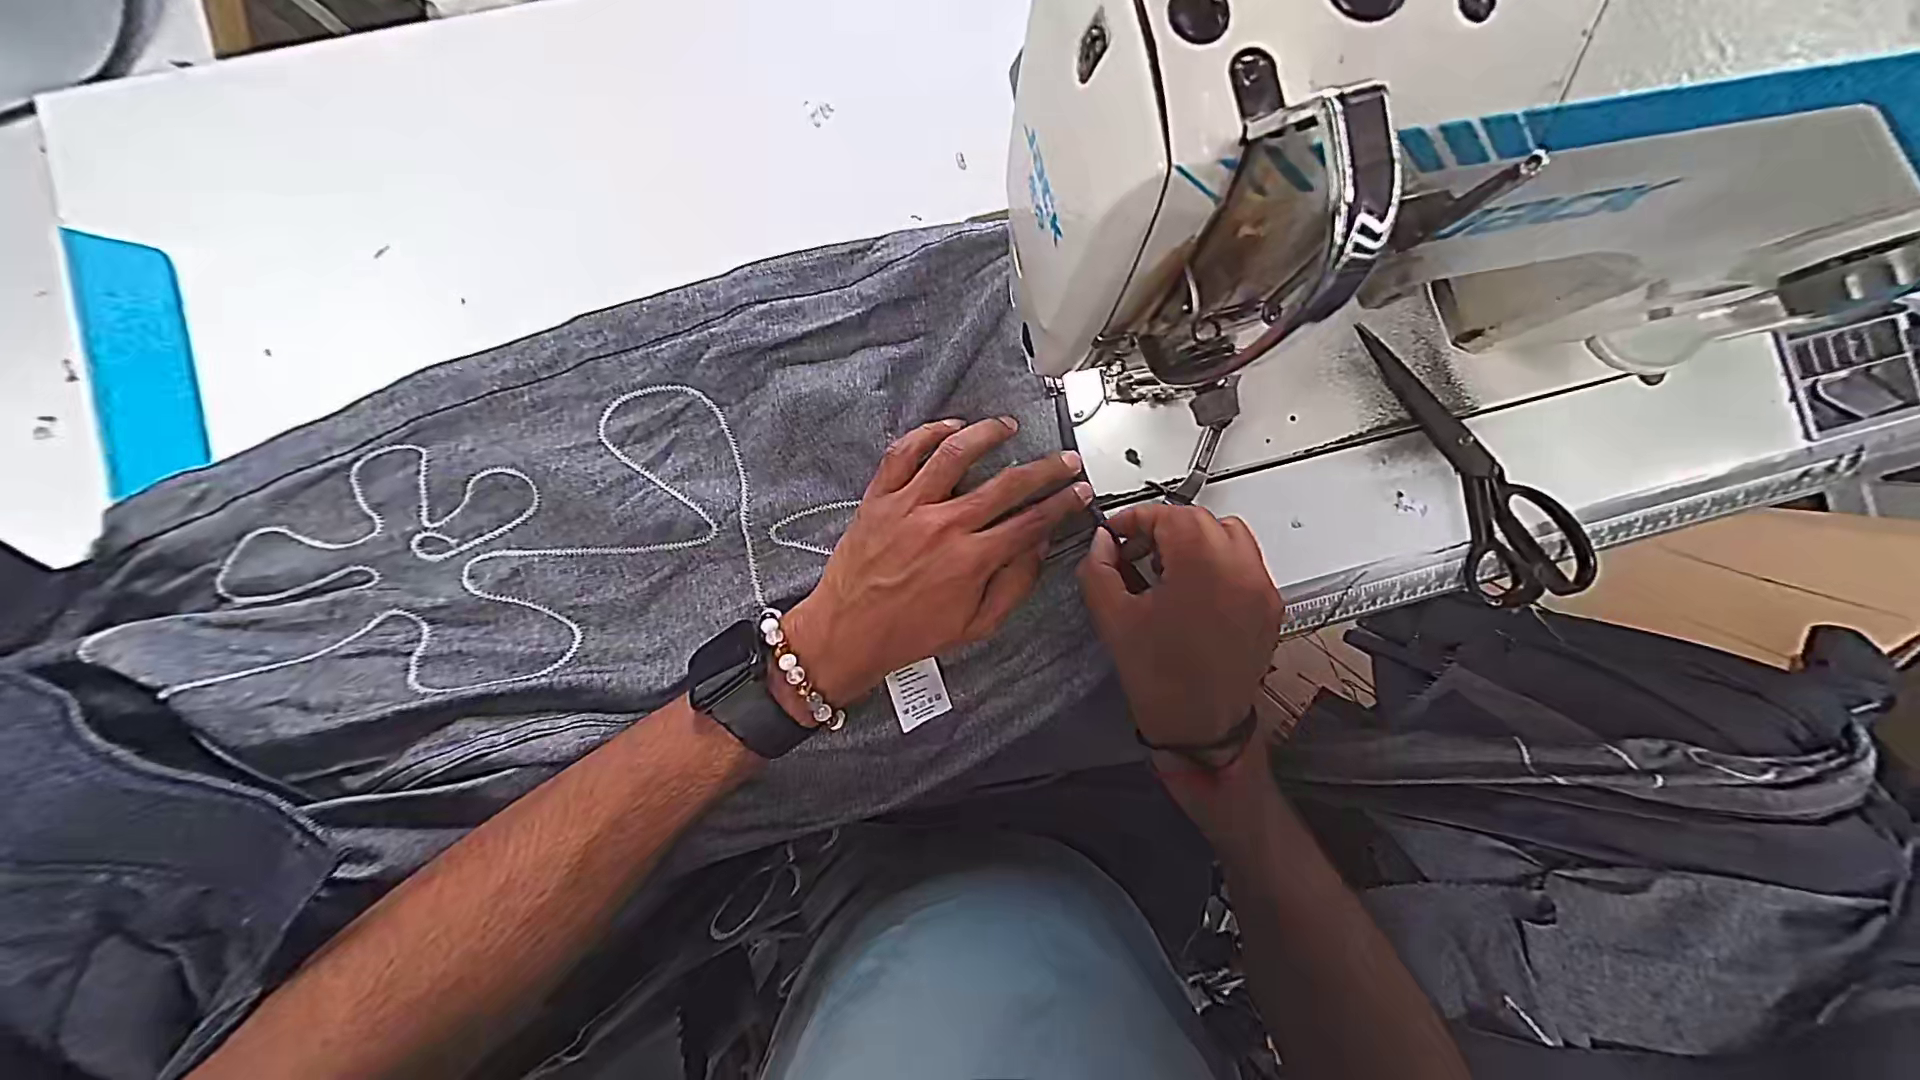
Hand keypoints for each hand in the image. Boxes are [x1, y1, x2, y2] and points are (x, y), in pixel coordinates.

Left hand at [782, 416, 1091, 705]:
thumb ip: (1013, 585)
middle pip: (1008, 483)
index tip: (1076, 492)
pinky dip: (928, 433)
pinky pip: (904, 453)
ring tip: (1007, 426)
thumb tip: (1037, 549)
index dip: (1063, 502)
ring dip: (989, 434)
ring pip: (956, 454)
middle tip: (1063, 460)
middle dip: (1046, 468)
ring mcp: (909, 507)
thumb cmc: (906, 632)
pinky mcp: (880, 499)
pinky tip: (948, 428)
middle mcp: (943, 527)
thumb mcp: (975, 625)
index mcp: (971, 560)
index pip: (1032, 520)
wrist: (847, 632)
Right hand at [1076, 504, 1283, 756]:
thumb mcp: (1113, 618)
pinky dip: (1217, 561)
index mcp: (1202, 567)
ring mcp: (1259, 588)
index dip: (1136, 520)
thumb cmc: (1164, 682)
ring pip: (1228, 534)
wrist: (1201, 726)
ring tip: (1165, 566)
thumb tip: (1102, 543)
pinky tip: (1191, 587)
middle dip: (1162, 527)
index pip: (1169, 515)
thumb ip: (1098, 569)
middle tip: (1135, 549)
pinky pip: (1244, 562)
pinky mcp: (1268, 606)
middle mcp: (1239, 571)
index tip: (1118, 532)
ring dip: (1194, 539)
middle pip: (1199, 519)